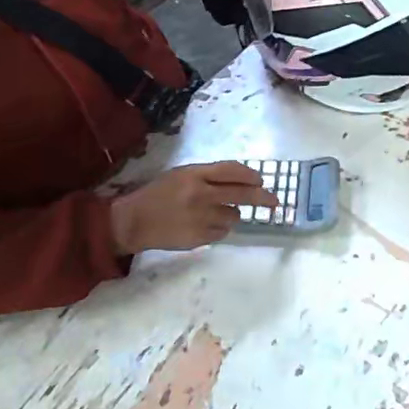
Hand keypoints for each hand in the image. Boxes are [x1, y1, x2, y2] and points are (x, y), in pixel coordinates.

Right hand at [109, 162, 276, 254]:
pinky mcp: (200, 238)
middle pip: (243, 195)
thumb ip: (207, 176)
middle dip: (262, 198)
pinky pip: (222, 232)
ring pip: (233, 216)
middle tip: (274, 201)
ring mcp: (202, 218)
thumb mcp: (180, 175)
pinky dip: (218, 229)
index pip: (232, 171)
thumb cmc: (156, 194)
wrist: (134, 221)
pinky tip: (202, 225)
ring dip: (229, 214)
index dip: (251, 175)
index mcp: (194, 174)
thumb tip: (240, 181)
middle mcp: (202, 195)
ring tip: (211, 214)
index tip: (260, 181)